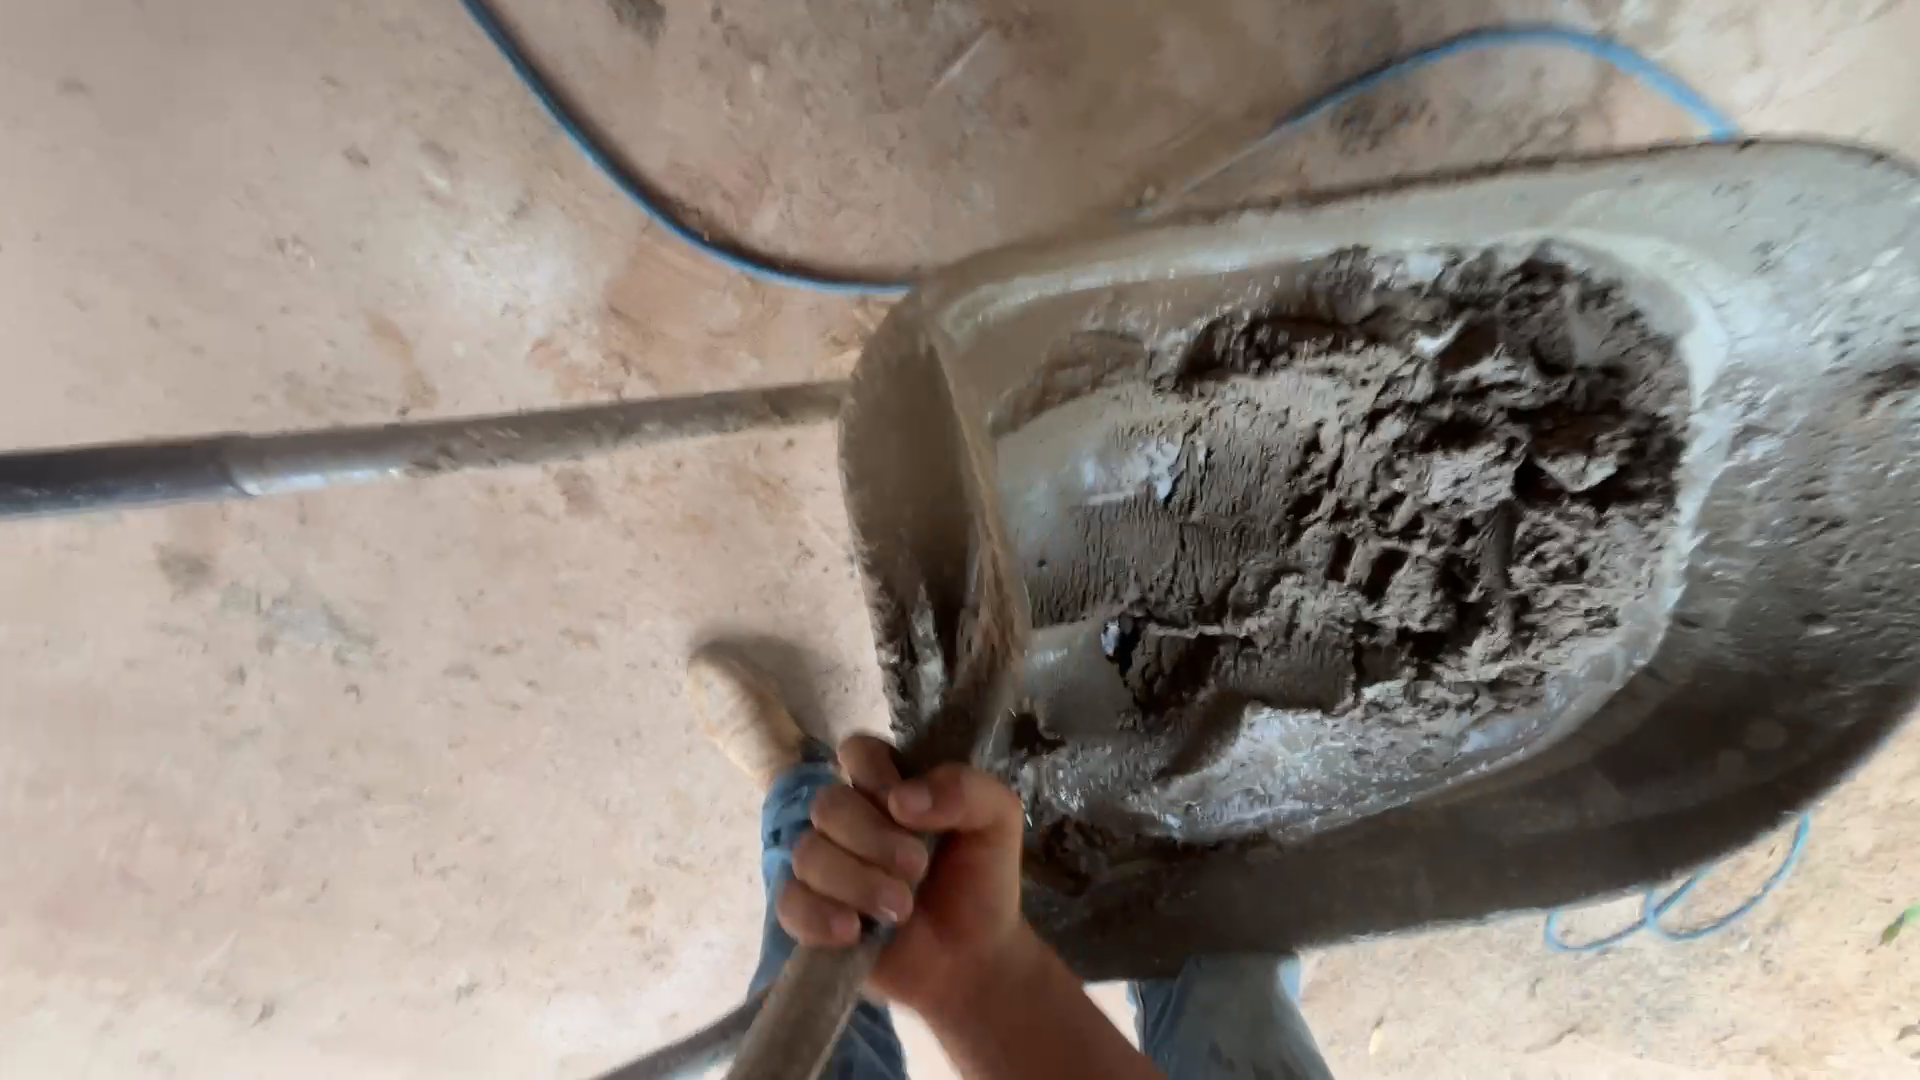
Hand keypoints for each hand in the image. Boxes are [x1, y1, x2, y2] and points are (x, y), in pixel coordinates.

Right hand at [776, 734, 1033, 1018]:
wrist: (978, 957)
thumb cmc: (982, 877)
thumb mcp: (997, 818)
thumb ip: (964, 788)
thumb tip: (901, 799)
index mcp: (888, 785)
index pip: (856, 751)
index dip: (874, 774)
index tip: (905, 808)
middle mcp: (850, 819)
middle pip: (828, 804)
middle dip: (873, 838)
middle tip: (918, 867)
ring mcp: (827, 867)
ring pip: (807, 853)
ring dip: (857, 880)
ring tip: (900, 909)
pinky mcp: (811, 916)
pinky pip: (789, 903)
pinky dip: (819, 916)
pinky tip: (854, 931)